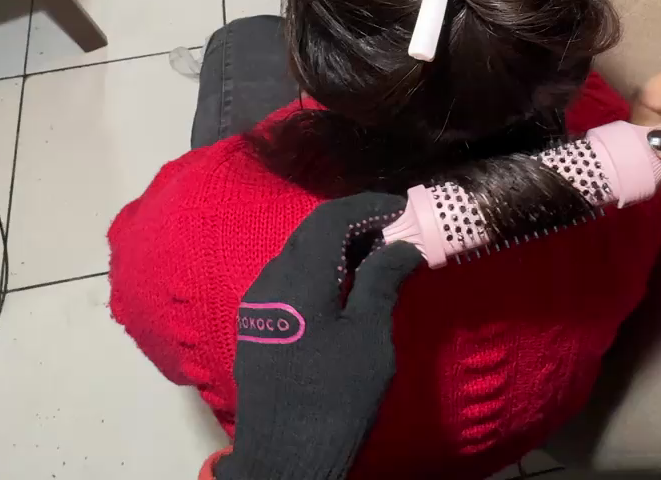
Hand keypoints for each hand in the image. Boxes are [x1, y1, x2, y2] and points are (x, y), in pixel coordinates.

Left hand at [218, 193, 425, 479]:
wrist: (283, 462)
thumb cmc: (334, 400)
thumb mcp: (369, 339)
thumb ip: (382, 281)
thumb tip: (402, 245)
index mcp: (298, 280)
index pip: (331, 218)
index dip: (368, 206)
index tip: (402, 208)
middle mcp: (271, 280)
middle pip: (313, 231)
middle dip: (355, 222)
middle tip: (394, 229)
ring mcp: (259, 302)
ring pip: (300, 251)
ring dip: (337, 244)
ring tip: (376, 254)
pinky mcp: (257, 322)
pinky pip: (291, 275)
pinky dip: (321, 267)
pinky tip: (345, 284)